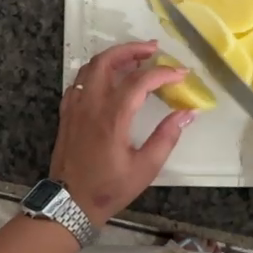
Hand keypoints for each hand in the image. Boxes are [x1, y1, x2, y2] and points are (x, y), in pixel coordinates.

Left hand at [51, 41, 193, 225]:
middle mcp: (90, 105)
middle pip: (107, 61)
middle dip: (131, 50)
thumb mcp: (145, 168)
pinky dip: (96, 73)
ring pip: (90, 68)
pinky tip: (109, 80)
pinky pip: (79, 82)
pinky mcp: (66, 114)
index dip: (163, 73)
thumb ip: (166, 137)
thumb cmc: (109, 188)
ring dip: (113, 58)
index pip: (139, 81)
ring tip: (135, 59)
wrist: (70, 202)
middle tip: (153, 50)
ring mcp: (74, 108)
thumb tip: (186, 113)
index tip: (181, 74)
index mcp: (112, 118)